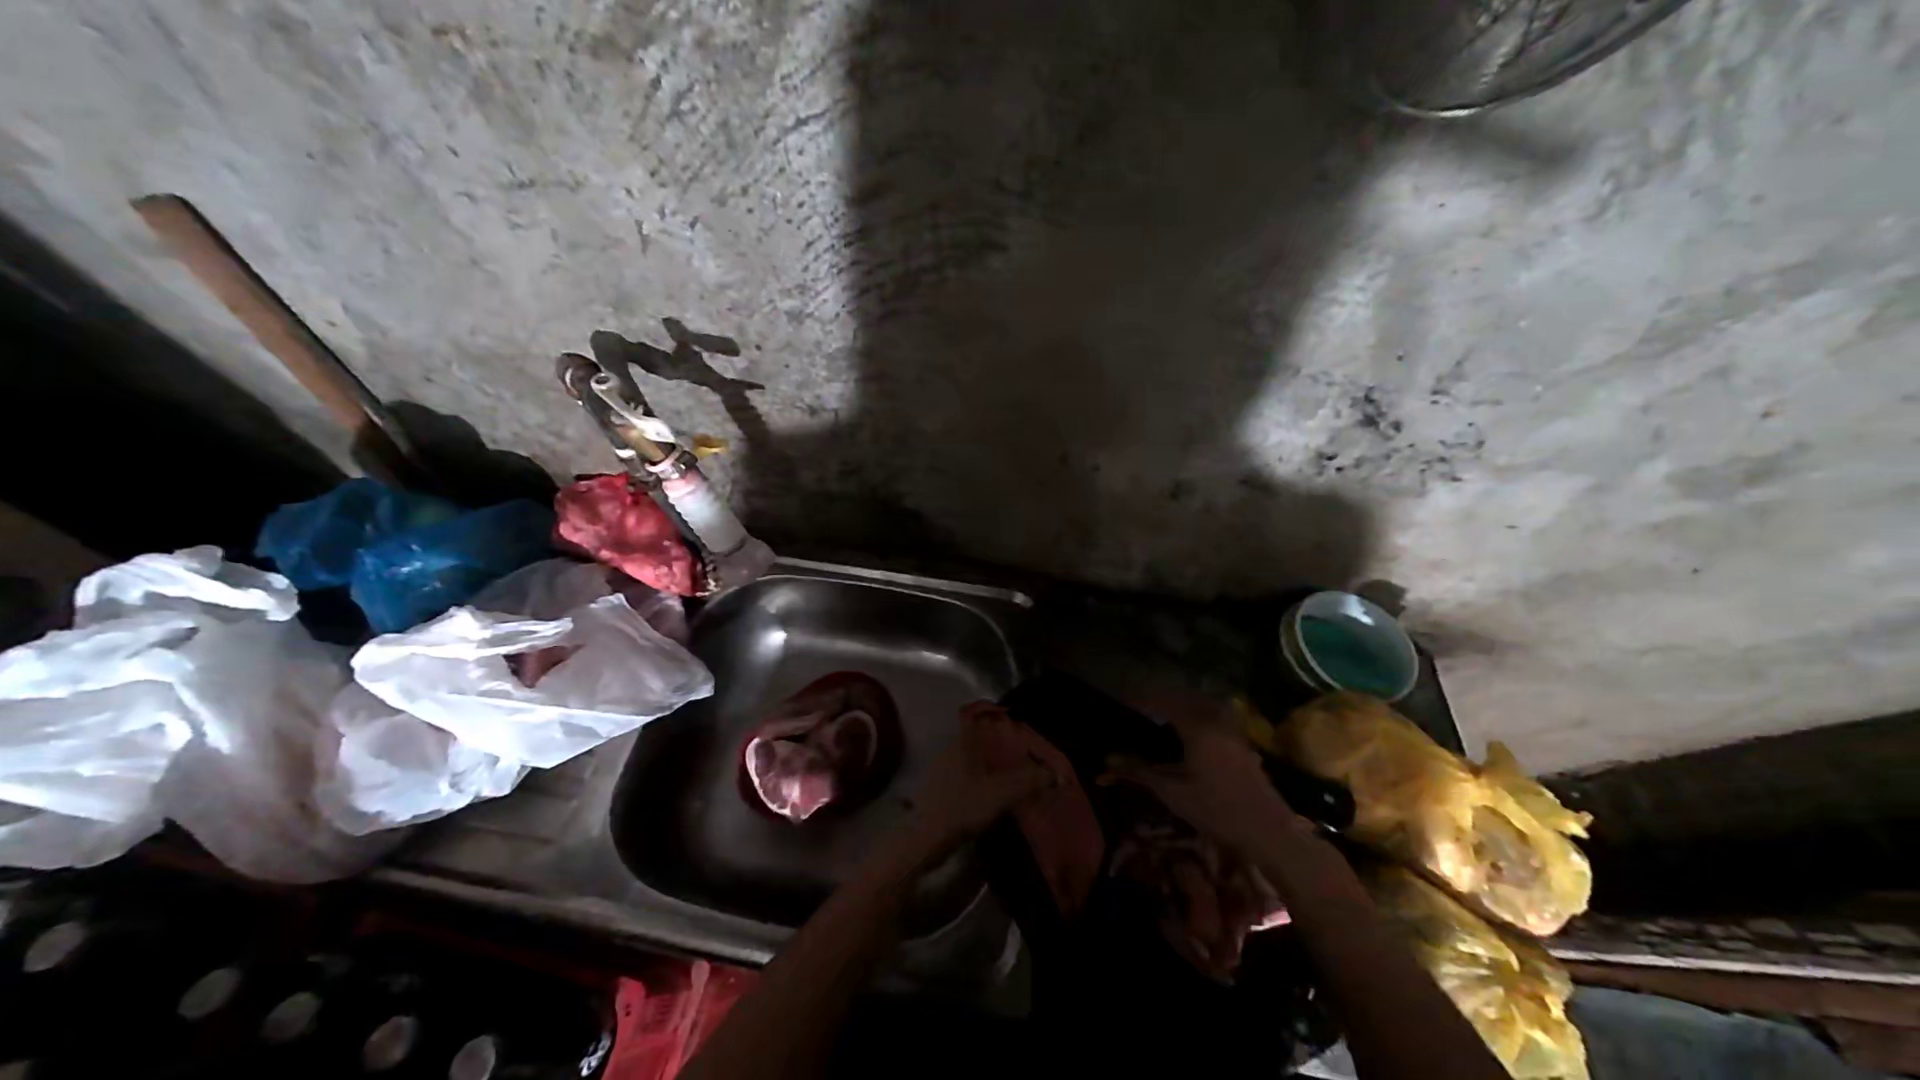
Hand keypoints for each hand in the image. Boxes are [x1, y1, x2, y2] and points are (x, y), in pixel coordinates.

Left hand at [903, 701, 1056, 850]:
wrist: (927, 839)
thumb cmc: (962, 807)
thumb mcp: (1000, 794)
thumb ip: (1028, 781)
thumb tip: (1054, 774)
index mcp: (961, 744)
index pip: (971, 713)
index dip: (989, 708)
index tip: (1009, 714)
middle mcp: (950, 751)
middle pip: (973, 734)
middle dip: (995, 737)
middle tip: (1018, 746)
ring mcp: (943, 770)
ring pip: (969, 754)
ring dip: (988, 758)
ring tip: (1011, 769)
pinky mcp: (941, 789)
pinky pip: (964, 772)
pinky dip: (980, 775)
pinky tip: (994, 791)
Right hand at [1101, 694, 1310, 857]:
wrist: (1269, 832)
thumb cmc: (1217, 811)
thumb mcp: (1172, 793)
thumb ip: (1140, 772)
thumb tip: (1107, 761)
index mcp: (1198, 729)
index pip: (1166, 702)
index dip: (1145, 699)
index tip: (1126, 700)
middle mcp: (1217, 723)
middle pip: (1188, 698)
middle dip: (1164, 697)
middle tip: (1144, 705)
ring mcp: (1234, 733)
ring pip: (1206, 706)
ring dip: (1185, 704)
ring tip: (1167, 714)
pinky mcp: (1243, 745)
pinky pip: (1218, 717)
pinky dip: (1201, 715)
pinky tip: (1194, 732)